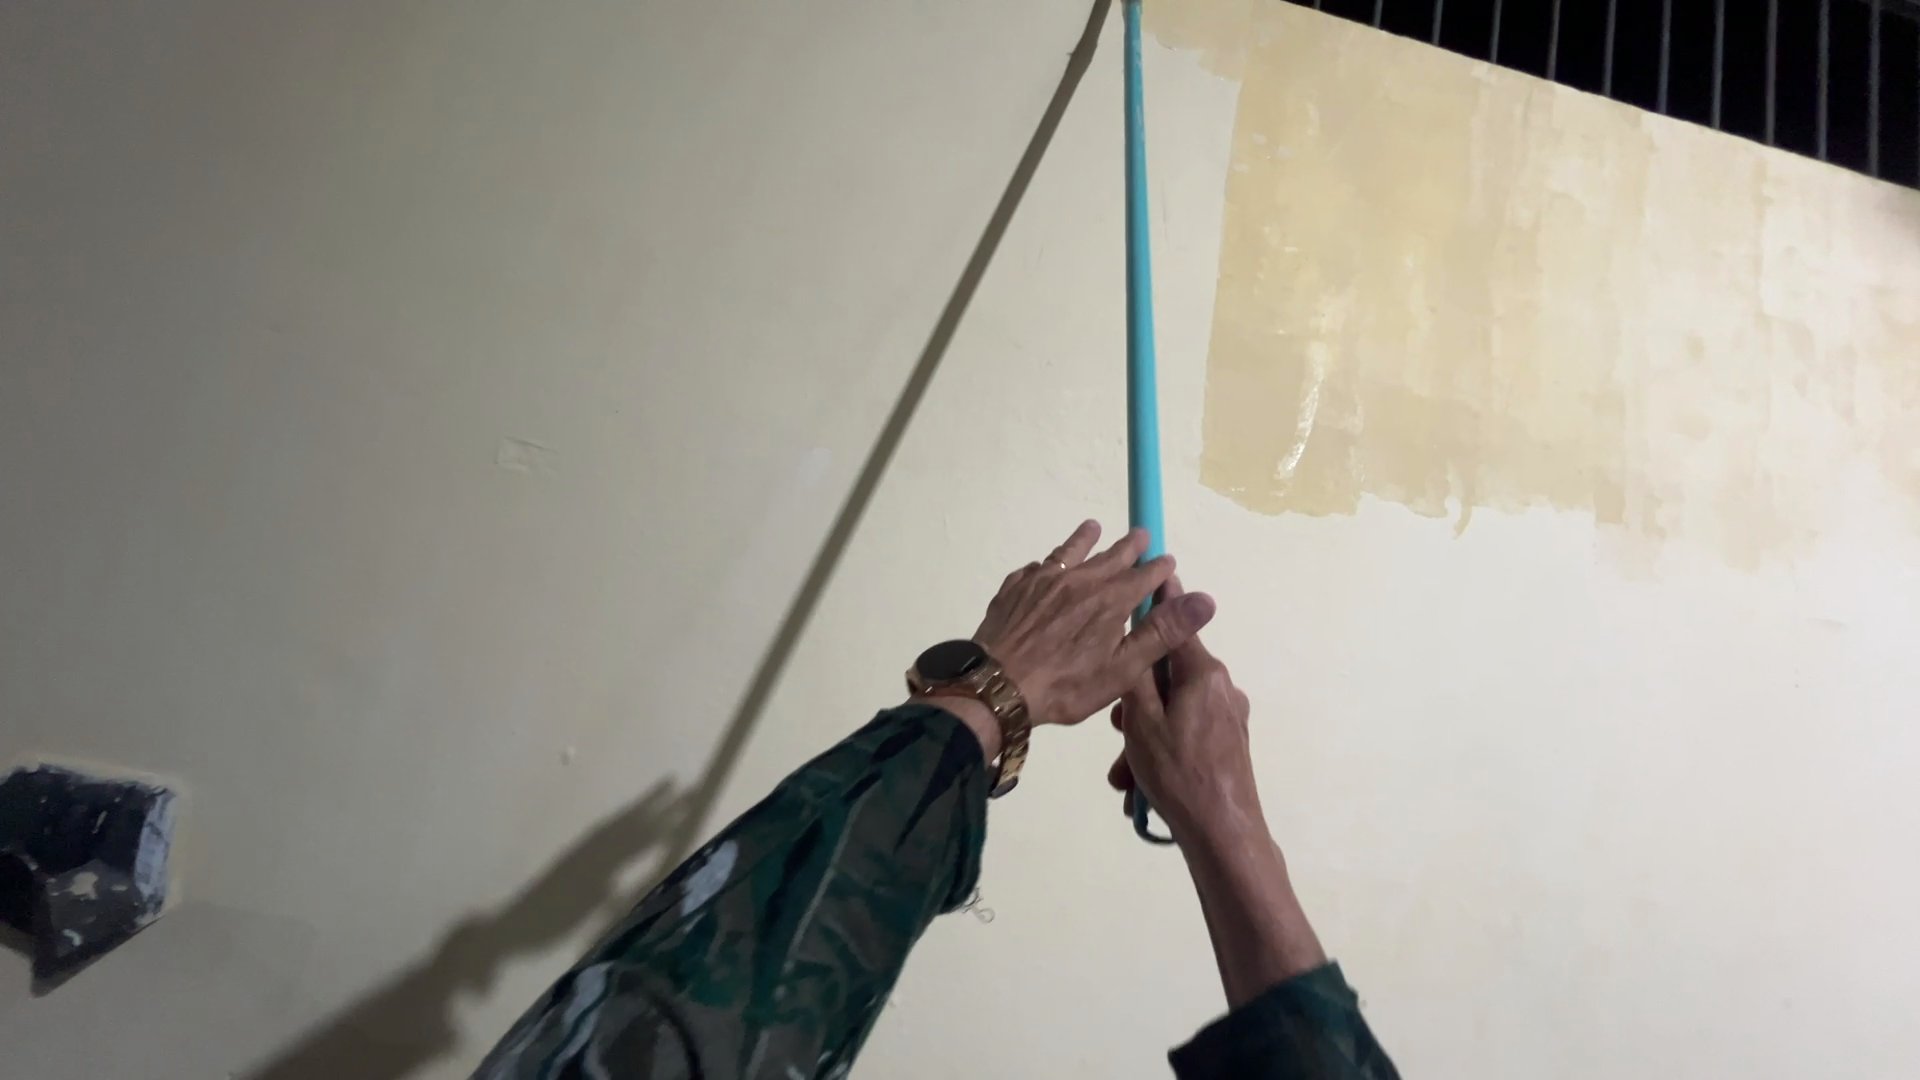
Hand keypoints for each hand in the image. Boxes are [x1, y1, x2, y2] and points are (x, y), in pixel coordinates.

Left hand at [972, 521, 1216, 728]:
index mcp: (1109, 601)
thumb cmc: (1066, 686)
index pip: (1142, 576)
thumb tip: (1204, 600)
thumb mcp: (1122, 669)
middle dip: (1128, 546)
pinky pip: (1036, 568)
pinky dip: (1047, 564)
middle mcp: (1078, 581)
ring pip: (1069, 552)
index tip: (1167, 558)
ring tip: (1093, 527)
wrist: (999, 685)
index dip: (1157, 567)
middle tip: (1140, 535)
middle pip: (1109, 557)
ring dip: (1085, 539)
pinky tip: (1044, 566)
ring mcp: (1043, 581)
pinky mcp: (1015, 588)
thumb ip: (1161, 632)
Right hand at [1106, 577, 1261, 840]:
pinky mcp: (1229, 739)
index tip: (1152, 566)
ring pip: (1172, 705)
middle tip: (1114, 731)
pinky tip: (1142, 782)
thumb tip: (1142, 630)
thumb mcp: (1140, 719)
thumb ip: (1136, 671)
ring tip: (1124, 772)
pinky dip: (1162, 745)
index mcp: (1202, 673)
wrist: (1223, 834)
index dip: (1159, 596)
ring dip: (1143, 731)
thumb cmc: (1177, 771)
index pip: (1175, 621)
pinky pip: (1186, 728)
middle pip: (1167, 672)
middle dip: (1135, 698)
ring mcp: (1228, 714)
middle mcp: (1220, 685)